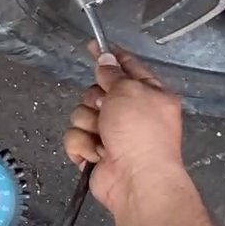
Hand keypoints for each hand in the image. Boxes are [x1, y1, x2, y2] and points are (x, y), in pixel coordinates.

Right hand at [63, 44, 188, 214]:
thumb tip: (106, 58)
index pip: (127, 66)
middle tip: (105, 110)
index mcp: (149, 94)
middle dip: (95, 100)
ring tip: (103, 138)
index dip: (109, 56)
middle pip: (97, 91)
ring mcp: (112, 133)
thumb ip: (114, 73)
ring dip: (88, 125)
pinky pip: (75, 137)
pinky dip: (83, 146)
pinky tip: (96, 154)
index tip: (92, 46)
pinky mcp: (95, 151)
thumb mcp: (129, 91)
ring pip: (81, 114)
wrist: (137, 180)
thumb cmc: (140, 131)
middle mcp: (131, 112)